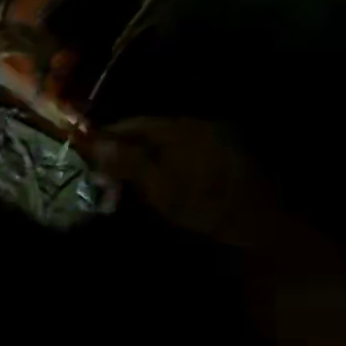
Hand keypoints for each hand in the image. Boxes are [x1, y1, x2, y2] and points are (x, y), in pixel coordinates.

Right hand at [88, 117, 297, 249]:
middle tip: (106, 163)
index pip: (133, 123)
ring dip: (147, 152)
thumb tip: (96, 143)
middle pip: (151, 129)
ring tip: (129, 171)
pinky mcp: (225, 152)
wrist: (257, 222)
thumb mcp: (157, 186)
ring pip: (169, 139)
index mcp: (178, 129)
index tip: (89, 148)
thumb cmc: (201, 204)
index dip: (109, 134)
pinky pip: (185, 148)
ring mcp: (214, 137)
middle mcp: (196, 125)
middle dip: (126, 144)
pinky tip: (161, 174)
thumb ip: (126, 161)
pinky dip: (167, 157)